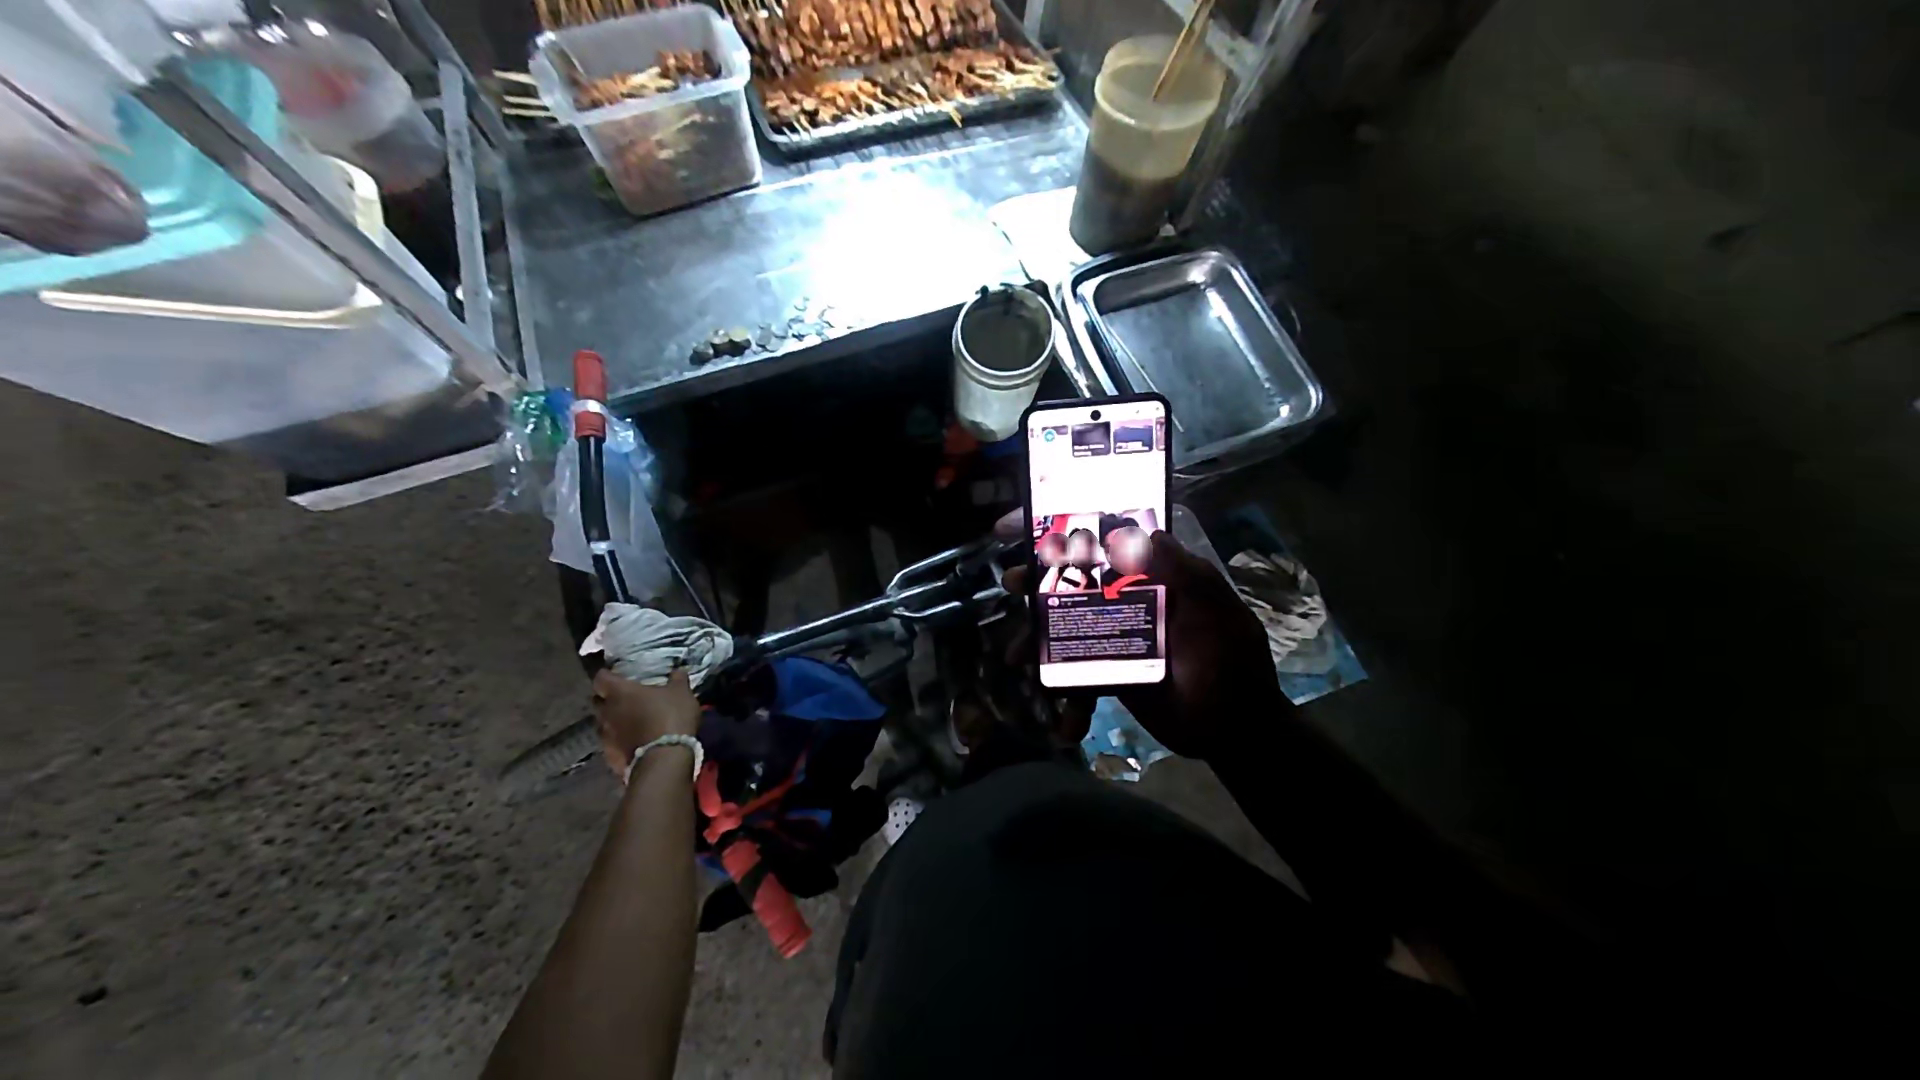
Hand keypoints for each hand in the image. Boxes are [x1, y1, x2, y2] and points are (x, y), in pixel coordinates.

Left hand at [591, 668, 700, 777]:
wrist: (664, 758)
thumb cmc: (670, 716)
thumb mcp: (681, 693)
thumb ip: (677, 679)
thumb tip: (678, 670)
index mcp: (619, 692)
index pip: (601, 678)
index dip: (606, 675)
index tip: (615, 675)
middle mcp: (606, 713)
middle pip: (597, 702)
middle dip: (607, 699)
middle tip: (624, 698)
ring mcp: (605, 737)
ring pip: (602, 724)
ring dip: (612, 721)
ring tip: (629, 722)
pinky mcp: (610, 756)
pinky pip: (611, 744)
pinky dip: (619, 741)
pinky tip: (632, 742)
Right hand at [997, 511, 1285, 760]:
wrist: (1239, 732)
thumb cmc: (1230, 662)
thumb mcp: (1215, 613)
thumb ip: (1187, 574)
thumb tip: (1151, 533)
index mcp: (1154, 577)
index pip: (1104, 542)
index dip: (1064, 531)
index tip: (1021, 526)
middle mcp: (1131, 601)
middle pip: (1075, 582)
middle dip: (1038, 581)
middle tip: (1012, 582)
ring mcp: (1118, 638)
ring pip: (1067, 629)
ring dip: (1038, 641)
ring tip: (1016, 657)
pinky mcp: (1112, 674)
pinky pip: (1079, 677)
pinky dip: (1069, 700)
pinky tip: (1063, 725)